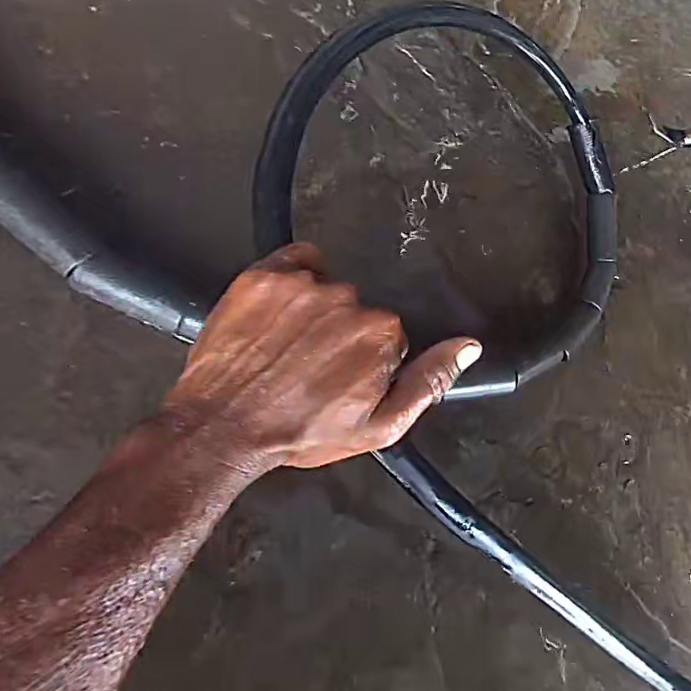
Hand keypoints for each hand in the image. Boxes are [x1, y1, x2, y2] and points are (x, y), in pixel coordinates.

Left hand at [157, 243, 479, 473]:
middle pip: (360, 310)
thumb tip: (466, 348)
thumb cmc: (298, 430)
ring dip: (317, 313)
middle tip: (313, 370)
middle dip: (343, 336)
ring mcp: (304, 286)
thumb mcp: (381, 425)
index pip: (390, 334)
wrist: (224, 427)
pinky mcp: (266, 276)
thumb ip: (431, 380)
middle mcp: (347, 301)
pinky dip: (296, 279)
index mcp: (381, 334)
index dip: (369, 360)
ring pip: (329, 288)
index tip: (345, 379)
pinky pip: (298, 260)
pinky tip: (283, 314)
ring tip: (289, 351)